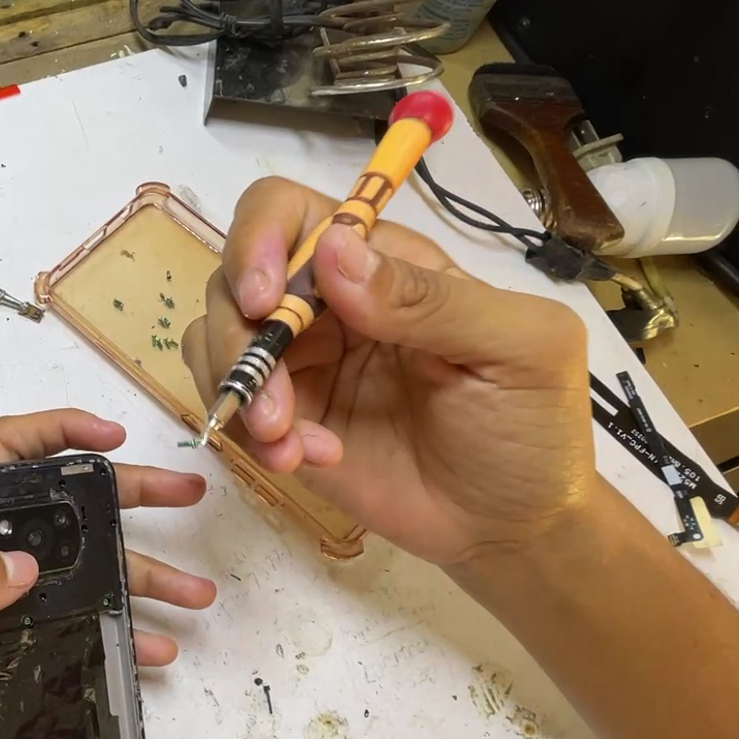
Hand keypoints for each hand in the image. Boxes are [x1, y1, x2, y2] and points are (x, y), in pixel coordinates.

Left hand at [0, 409, 215, 738]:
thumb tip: (25, 562)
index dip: (56, 432)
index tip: (114, 439)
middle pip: (59, 509)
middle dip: (127, 495)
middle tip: (187, 495)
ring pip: (78, 572)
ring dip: (139, 575)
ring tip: (197, 594)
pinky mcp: (4, 648)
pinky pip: (72, 628)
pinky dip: (116, 633)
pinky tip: (153, 649)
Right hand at [183, 177, 595, 568]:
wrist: (503, 523)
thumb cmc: (526, 426)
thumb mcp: (514, 349)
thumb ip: (429, 298)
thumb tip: (333, 248)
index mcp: (380, 265)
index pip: (287, 215)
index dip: (256, 240)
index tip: (261, 301)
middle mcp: (323, 304)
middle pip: (232, 284)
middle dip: (238, 345)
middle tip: (275, 411)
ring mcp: (296, 362)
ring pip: (212, 342)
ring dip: (239, 393)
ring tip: (289, 444)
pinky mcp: (278, 416)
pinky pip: (227, 403)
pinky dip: (247, 434)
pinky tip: (301, 460)